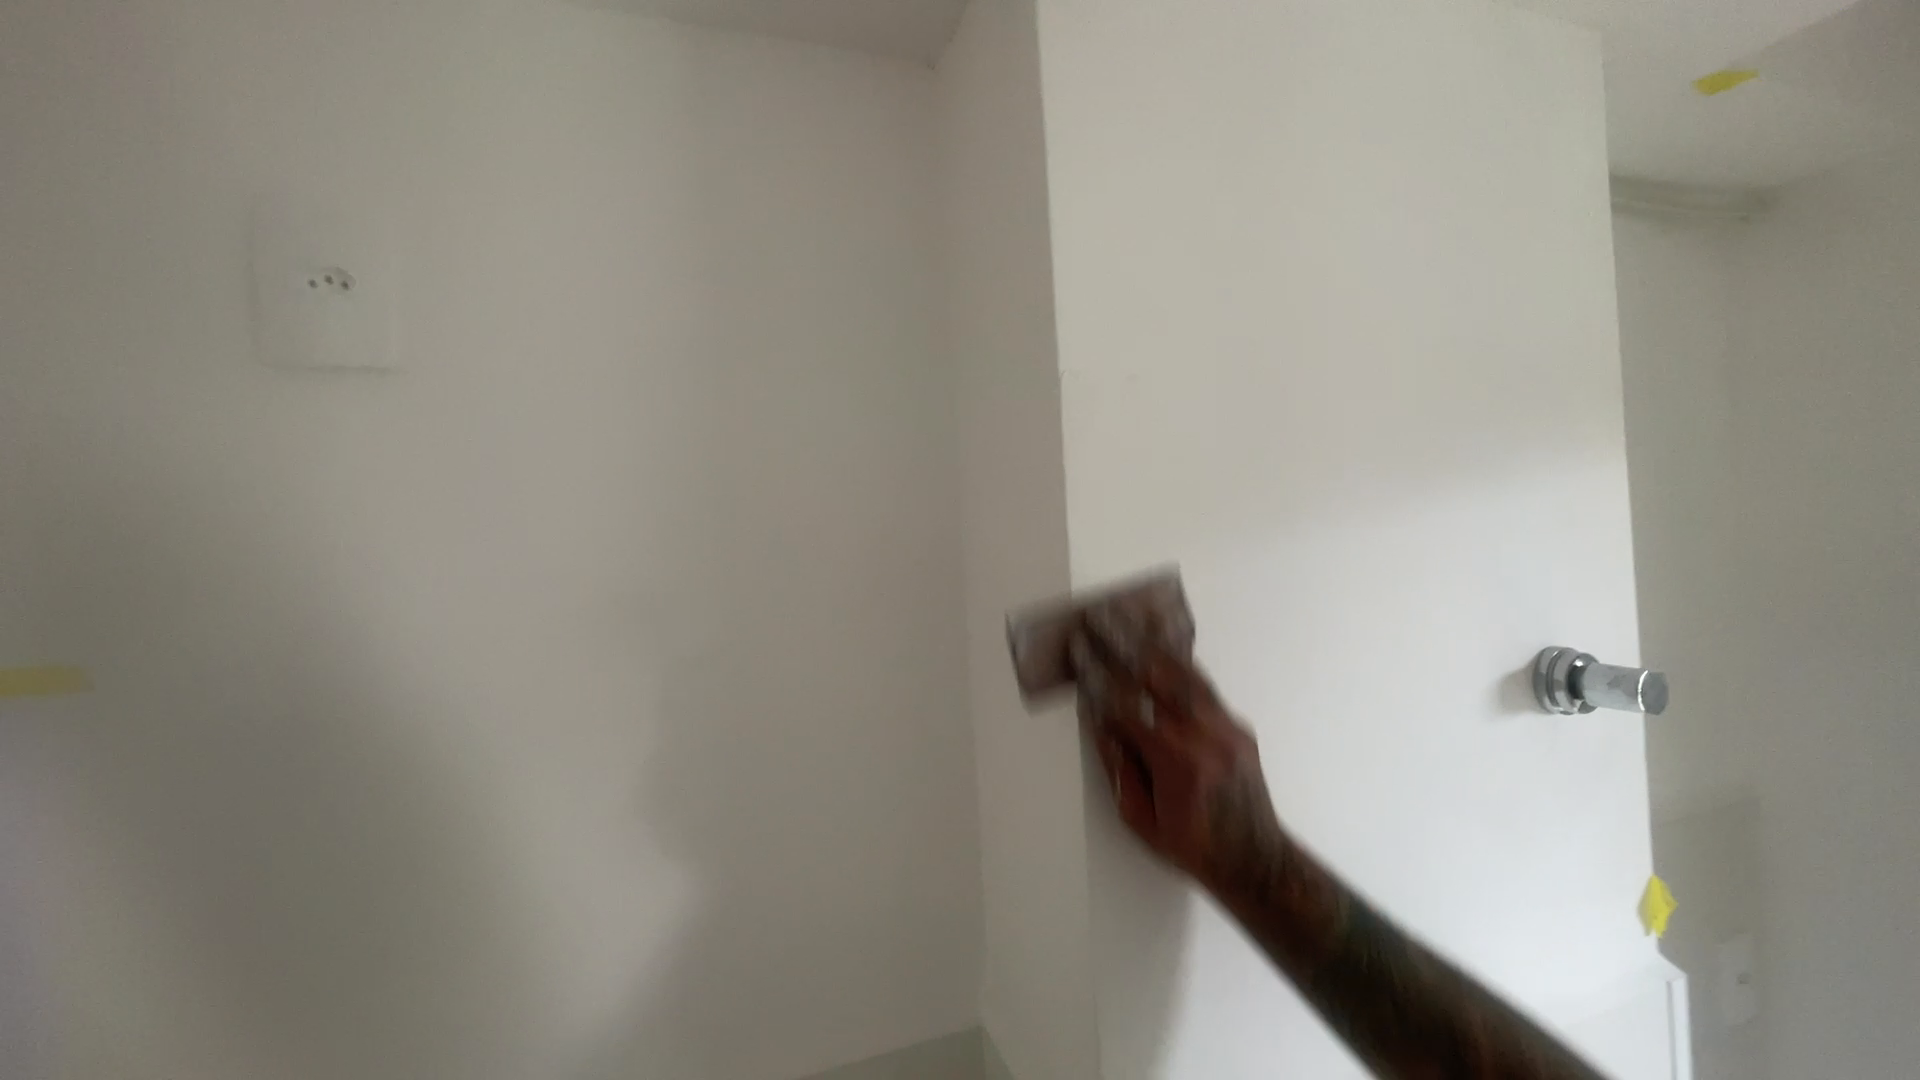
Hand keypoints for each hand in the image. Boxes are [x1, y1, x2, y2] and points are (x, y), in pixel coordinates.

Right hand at [1071, 614, 1285, 899]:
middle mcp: (1205, 735)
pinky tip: (1163, 645)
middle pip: (1159, 674)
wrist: (1255, 859)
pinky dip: (1180, 663)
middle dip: (1125, 642)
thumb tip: (1100, 720)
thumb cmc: (1190, 845)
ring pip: (1185, 673)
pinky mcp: (1238, 726)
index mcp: (1176, 760)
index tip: (1079, 649)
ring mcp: (1227, 727)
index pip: (1127, 704)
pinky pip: (1204, 687)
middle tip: (1100, 616)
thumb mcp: (1139, 817)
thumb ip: (1119, 766)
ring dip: (1153, 643)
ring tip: (1129, 616)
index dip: (1099, 674)